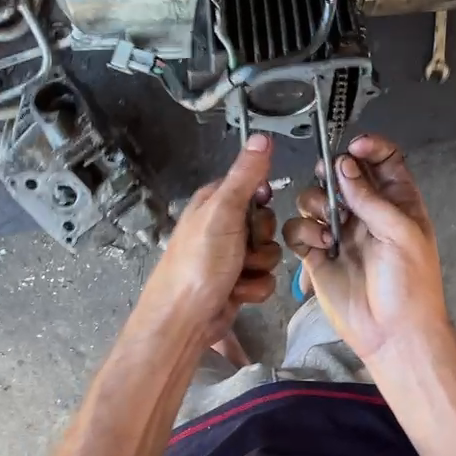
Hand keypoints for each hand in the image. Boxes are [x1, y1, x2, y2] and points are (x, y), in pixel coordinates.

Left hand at [137, 134, 281, 342]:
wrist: (185, 318)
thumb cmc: (198, 263)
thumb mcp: (223, 212)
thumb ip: (245, 177)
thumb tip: (262, 137)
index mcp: (214, 203)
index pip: (254, 189)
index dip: (261, 203)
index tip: (257, 210)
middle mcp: (222, 227)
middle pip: (267, 224)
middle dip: (262, 241)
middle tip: (242, 249)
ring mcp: (230, 257)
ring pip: (270, 254)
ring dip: (258, 268)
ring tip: (236, 276)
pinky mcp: (238, 283)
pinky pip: (265, 280)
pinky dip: (254, 288)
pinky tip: (236, 293)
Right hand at [282, 134, 451, 365]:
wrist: (393, 333)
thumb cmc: (411, 283)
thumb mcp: (401, 233)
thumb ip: (371, 197)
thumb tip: (345, 166)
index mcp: (397, 203)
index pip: (384, 161)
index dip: (369, 148)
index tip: (353, 147)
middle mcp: (366, 213)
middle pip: (341, 175)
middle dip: (331, 172)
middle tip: (329, 179)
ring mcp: (340, 233)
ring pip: (314, 198)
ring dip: (316, 204)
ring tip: (330, 227)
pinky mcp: (316, 255)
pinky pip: (298, 230)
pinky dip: (303, 231)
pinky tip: (320, 244)